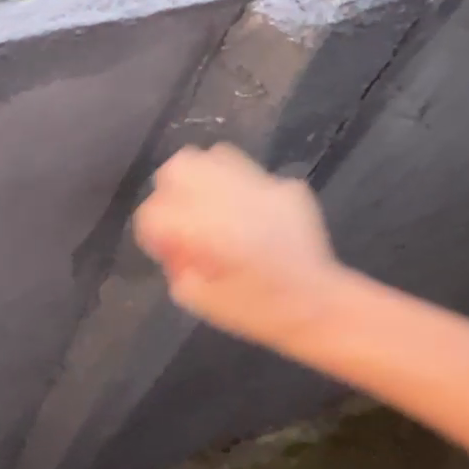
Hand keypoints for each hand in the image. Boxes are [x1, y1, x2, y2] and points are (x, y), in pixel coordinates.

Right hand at [133, 143, 344, 352]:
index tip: (161, 247)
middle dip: (171, 193)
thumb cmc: (253, 311)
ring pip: (213, 156)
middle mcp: (232, 198)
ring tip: (209, 207)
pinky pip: (249, 173)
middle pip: (179, 168)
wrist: (317, 307)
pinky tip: (245, 214)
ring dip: (202, 180)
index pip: (156, 211)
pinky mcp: (284, 187)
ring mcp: (262, 187)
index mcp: (207, 230)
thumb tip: (171, 243)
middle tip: (180, 219)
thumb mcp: (195, 298)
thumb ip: (175, 263)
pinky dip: (237, 188)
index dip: (151, 231)